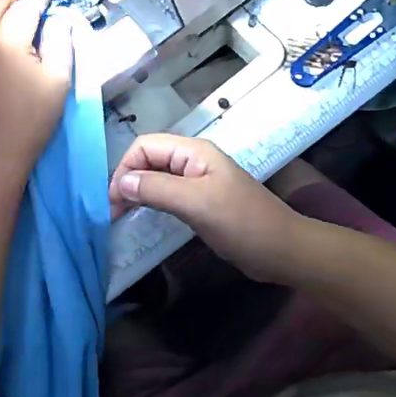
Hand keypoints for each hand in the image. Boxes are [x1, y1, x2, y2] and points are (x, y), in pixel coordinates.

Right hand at [109, 134, 307, 283]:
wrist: (283, 251)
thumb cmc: (242, 224)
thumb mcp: (197, 204)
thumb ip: (157, 189)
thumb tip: (120, 183)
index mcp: (194, 152)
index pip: (145, 146)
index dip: (124, 168)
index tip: (112, 202)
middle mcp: (193, 160)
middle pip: (149, 159)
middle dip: (127, 179)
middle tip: (113, 213)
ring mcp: (198, 181)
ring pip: (156, 177)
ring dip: (137, 191)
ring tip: (121, 216)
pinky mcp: (201, 201)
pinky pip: (168, 194)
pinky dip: (151, 202)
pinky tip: (143, 218)